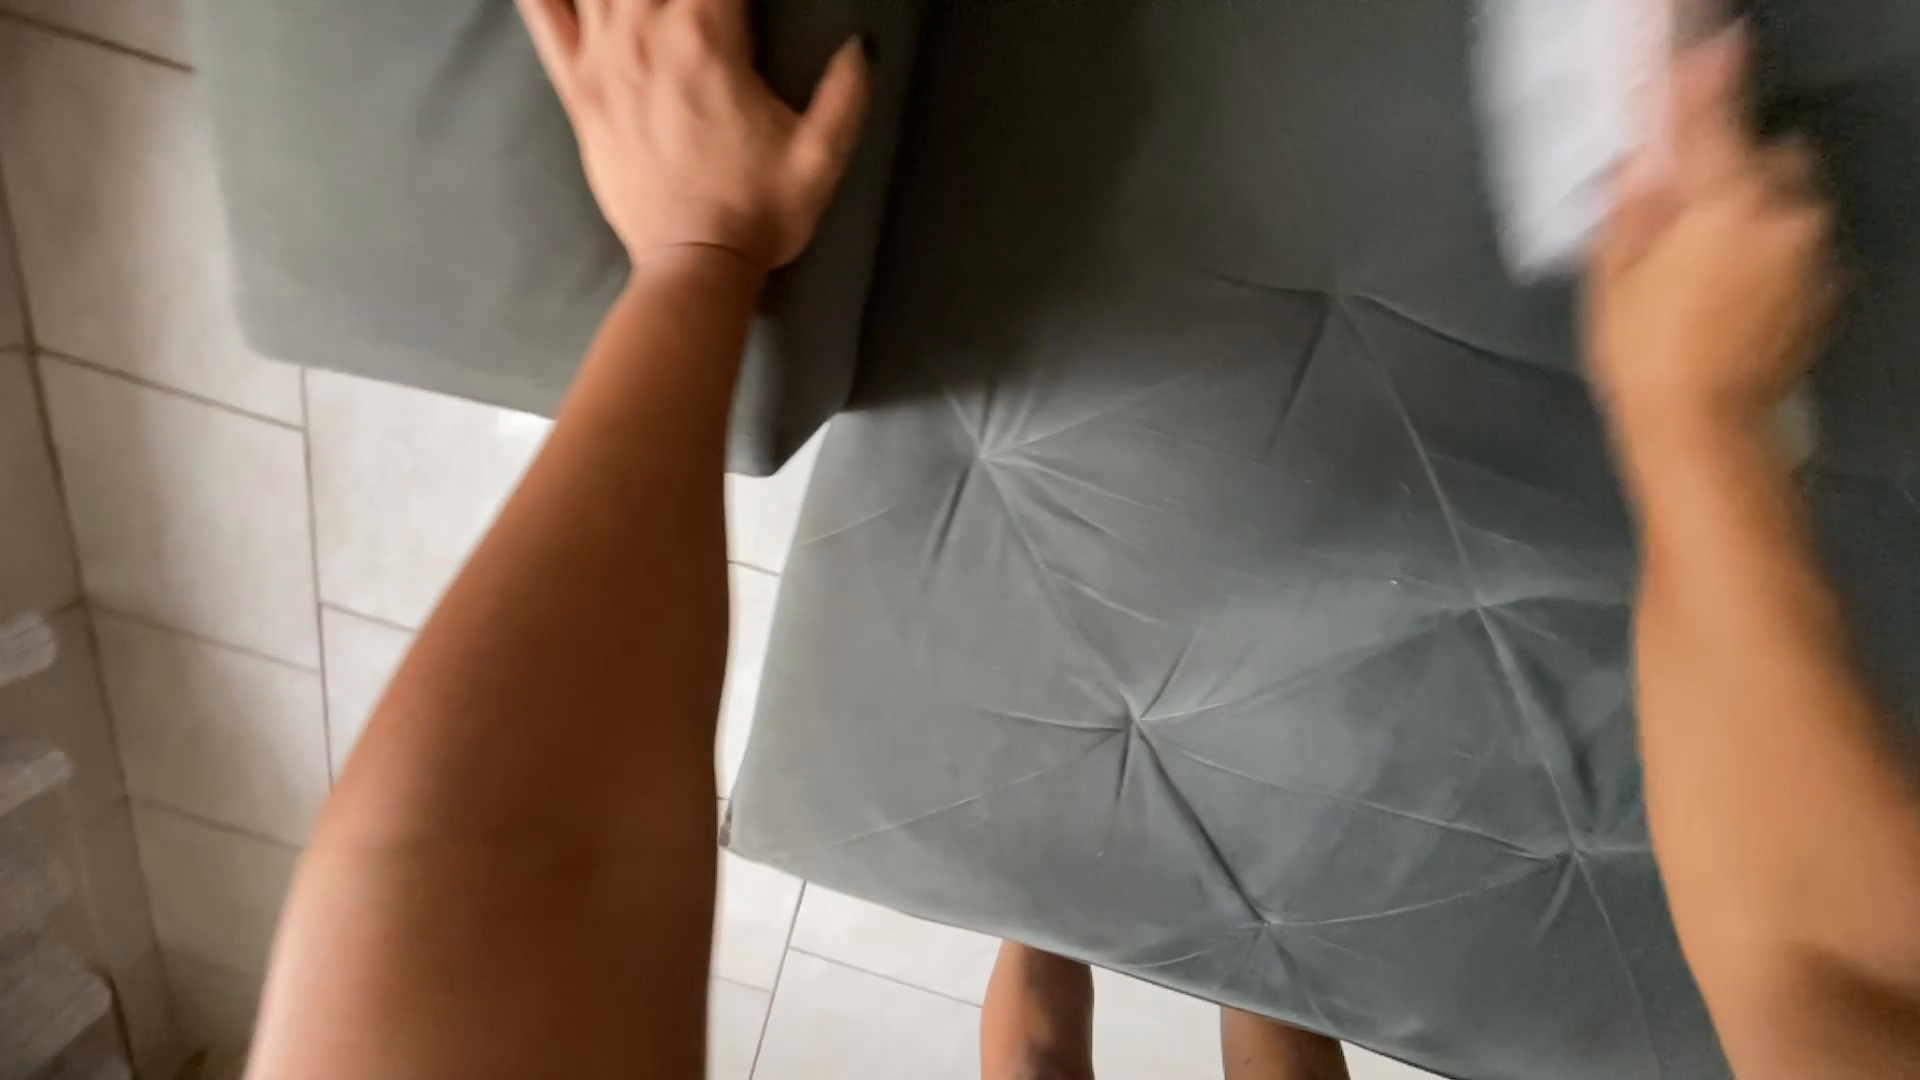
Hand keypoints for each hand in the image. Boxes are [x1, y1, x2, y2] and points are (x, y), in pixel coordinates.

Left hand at [516, 0, 870, 272]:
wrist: (697, 265)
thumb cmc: (761, 213)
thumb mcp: (820, 161)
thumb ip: (845, 95)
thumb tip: (862, 43)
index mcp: (707, 39)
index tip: (746, 8)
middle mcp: (645, 33)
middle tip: (706, 11)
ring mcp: (602, 60)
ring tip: (663, 8)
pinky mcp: (578, 92)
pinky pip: (543, 15)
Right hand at [1586, 28, 1836, 442]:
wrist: (1702, 421)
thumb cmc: (1643, 352)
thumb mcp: (1612, 281)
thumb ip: (1634, 213)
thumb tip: (1644, 168)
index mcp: (1723, 205)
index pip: (1712, 127)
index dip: (1703, 86)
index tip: (1711, 47)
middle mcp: (1785, 213)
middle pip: (1766, 159)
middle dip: (1726, 174)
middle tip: (1674, 217)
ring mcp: (1813, 248)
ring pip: (1784, 202)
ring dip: (1745, 215)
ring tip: (1692, 271)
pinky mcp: (1824, 283)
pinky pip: (1792, 243)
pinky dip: (1760, 254)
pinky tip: (1719, 297)